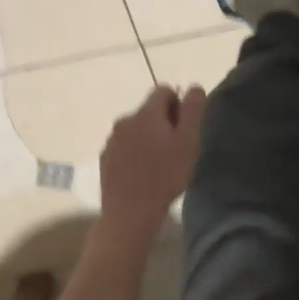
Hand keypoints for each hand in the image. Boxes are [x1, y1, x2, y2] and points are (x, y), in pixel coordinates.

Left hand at [97, 85, 206, 244]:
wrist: (129, 213)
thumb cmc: (165, 175)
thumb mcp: (188, 141)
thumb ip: (193, 110)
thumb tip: (193, 87)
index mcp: (146, 113)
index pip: (164, 90)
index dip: (179, 105)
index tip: (185, 129)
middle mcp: (125, 120)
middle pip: (150, 109)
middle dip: (165, 122)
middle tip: (177, 149)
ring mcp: (112, 140)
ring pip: (137, 128)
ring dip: (150, 137)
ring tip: (160, 163)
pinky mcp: (105, 158)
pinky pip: (125, 145)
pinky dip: (136, 152)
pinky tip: (144, 173)